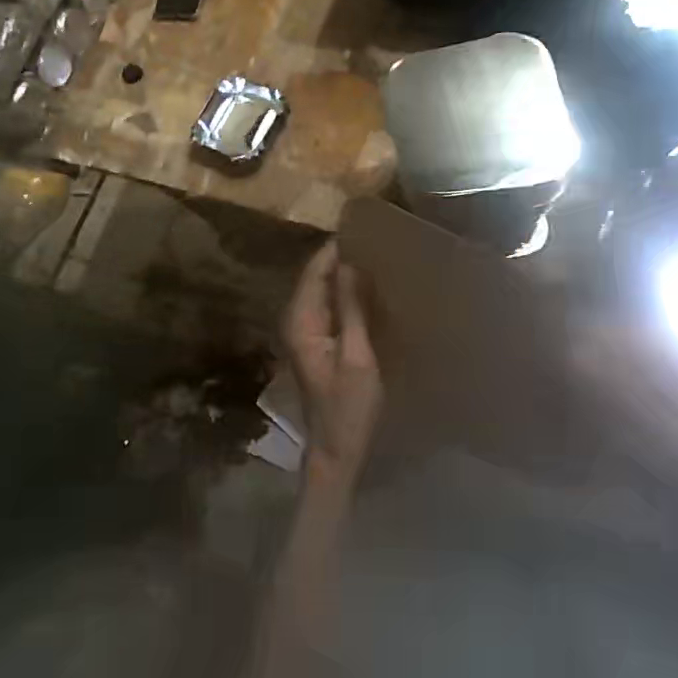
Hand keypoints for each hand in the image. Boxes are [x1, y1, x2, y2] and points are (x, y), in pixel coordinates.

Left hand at [281, 241, 382, 480]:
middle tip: (380, 240)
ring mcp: (304, 331)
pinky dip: (348, 294)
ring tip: (380, 257)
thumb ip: (351, 307)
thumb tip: (351, 262)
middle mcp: (296, 319)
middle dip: (344, 257)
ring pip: (324, 290)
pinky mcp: (317, 341)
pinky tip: (371, 289)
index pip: (316, 268)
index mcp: (300, 319)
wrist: (337, 449)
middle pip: (317, 276)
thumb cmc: (349, 406)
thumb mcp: (356, 355)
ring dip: (347, 275)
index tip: (368, 227)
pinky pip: (330, 306)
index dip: (338, 246)